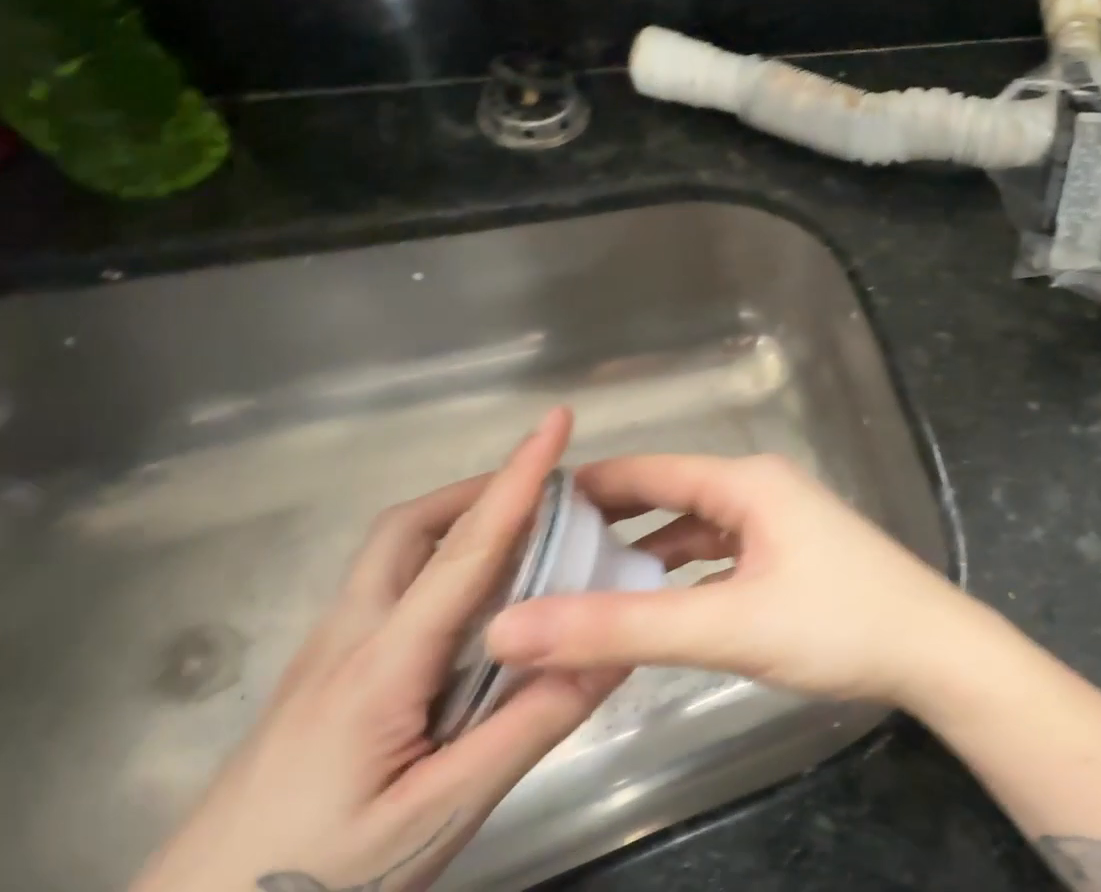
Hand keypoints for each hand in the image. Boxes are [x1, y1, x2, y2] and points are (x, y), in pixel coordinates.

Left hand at [134, 408, 624, 891]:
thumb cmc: (317, 876)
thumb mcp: (444, 809)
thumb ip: (531, 724)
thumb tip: (615, 649)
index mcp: (382, 666)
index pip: (466, 552)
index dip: (518, 481)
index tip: (556, 422)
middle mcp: (348, 642)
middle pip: (408, 530)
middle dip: (480, 490)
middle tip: (547, 489)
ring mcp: (326, 660)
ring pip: (392, 558)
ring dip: (459, 525)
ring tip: (526, 542)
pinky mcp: (322, 683)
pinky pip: (389, 594)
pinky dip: (443, 568)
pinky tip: (479, 613)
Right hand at [486, 454, 983, 705]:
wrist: (933, 650)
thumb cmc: (838, 624)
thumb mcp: (727, 626)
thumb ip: (621, 628)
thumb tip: (509, 627)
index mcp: (747, 483)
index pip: (645, 472)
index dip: (580, 491)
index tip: (515, 518)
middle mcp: (763, 490)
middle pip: (667, 498)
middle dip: (606, 526)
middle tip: (534, 563)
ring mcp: (783, 523)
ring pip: (695, 531)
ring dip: (644, 556)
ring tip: (579, 591)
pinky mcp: (794, 557)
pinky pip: (722, 556)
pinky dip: (683, 576)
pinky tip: (655, 608)